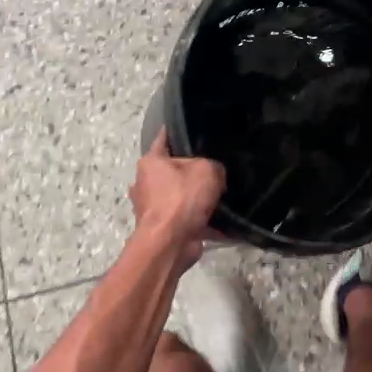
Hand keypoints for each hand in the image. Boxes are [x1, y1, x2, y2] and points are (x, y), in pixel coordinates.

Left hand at [130, 130, 225, 268]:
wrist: (169, 245)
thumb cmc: (182, 199)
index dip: (179, 130)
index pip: (164, 138)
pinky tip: (224, 223)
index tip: (194, 125)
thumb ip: (214, 166)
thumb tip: (214, 177)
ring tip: (222, 195)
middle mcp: (146, 183)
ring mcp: (152, 208)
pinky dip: (203, 222)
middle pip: (173, 170)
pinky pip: (186, 220)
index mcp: (151, 162)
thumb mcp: (208, 170)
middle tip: (216, 167)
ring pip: (180, 196)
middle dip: (192, 170)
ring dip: (197, 198)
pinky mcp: (163, 229)